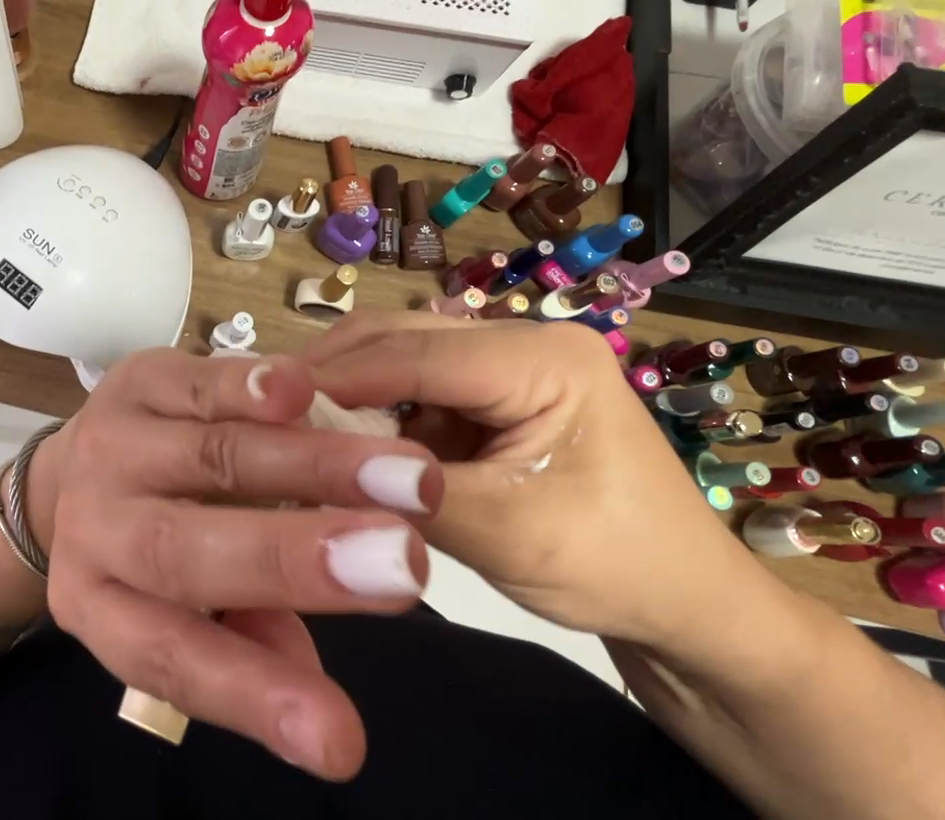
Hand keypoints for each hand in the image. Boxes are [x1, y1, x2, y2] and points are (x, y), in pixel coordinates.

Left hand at [24, 349, 443, 779]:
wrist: (81, 463)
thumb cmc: (154, 550)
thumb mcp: (190, 612)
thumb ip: (252, 650)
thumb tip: (325, 728)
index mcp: (101, 605)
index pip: (168, 656)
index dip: (250, 694)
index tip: (338, 738)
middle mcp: (94, 527)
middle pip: (180, 550)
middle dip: (292, 559)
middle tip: (401, 564)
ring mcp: (110, 445)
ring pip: (208, 457)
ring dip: (309, 465)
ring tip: (405, 476)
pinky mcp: (135, 382)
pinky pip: (195, 384)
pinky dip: (248, 385)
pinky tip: (302, 390)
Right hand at [302, 312, 764, 647]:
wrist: (685, 606)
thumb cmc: (617, 566)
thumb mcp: (509, 534)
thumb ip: (411, 494)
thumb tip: (310, 472)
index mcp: (544, 358)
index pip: (415, 353)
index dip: (333, 378)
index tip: (259, 408)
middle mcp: (521, 342)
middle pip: (398, 339)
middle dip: (328, 376)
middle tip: (261, 415)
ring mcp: (503, 367)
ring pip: (396, 358)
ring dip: (343, 392)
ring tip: (286, 428)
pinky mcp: (487, 397)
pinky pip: (409, 389)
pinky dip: (367, 413)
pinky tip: (332, 442)